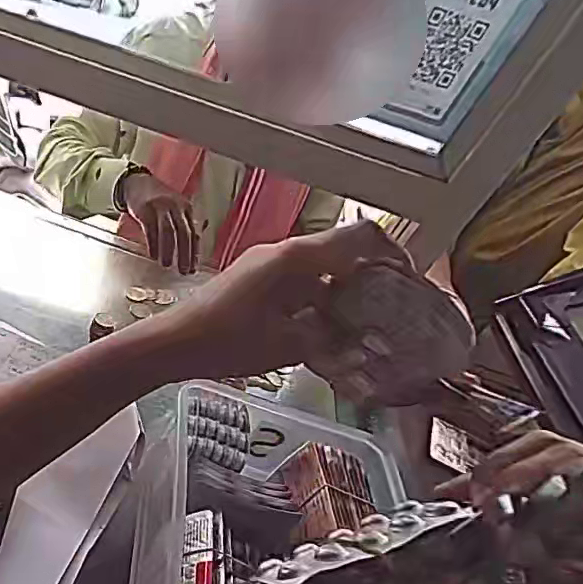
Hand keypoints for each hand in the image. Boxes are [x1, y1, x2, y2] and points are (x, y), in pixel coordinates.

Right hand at [123, 171, 198, 274]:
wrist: (137, 183)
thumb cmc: (158, 201)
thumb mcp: (176, 209)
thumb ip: (185, 225)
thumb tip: (195, 248)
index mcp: (186, 208)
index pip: (194, 232)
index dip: (195, 252)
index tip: (194, 268)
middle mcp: (176, 206)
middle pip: (184, 232)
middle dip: (185, 254)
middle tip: (184, 270)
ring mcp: (160, 206)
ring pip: (168, 231)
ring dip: (168, 251)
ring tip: (166, 265)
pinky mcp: (145, 209)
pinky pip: (151, 229)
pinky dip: (153, 244)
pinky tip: (153, 255)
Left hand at [140, 220, 410, 381]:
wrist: (173, 342)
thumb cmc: (224, 342)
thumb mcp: (285, 347)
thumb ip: (331, 341)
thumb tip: (366, 345)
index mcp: (295, 258)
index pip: (360, 236)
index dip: (392, 253)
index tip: (409, 280)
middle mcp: (283, 252)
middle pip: (342, 254)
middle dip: (369, 280)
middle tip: (389, 312)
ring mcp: (267, 264)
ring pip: (320, 272)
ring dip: (342, 295)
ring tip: (361, 328)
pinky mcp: (256, 279)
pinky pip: (298, 283)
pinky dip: (317, 302)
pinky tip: (323, 332)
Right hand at [439, 431, 582, 583]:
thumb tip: (531, 569)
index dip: (527, 472)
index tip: (485, 498)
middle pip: (564, 464)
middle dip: (507, 475)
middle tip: (460, 499)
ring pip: (558, 499)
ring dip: (512, 509)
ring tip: (465, 522)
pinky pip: (566, 536)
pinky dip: (531, 542)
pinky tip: (502, 553)